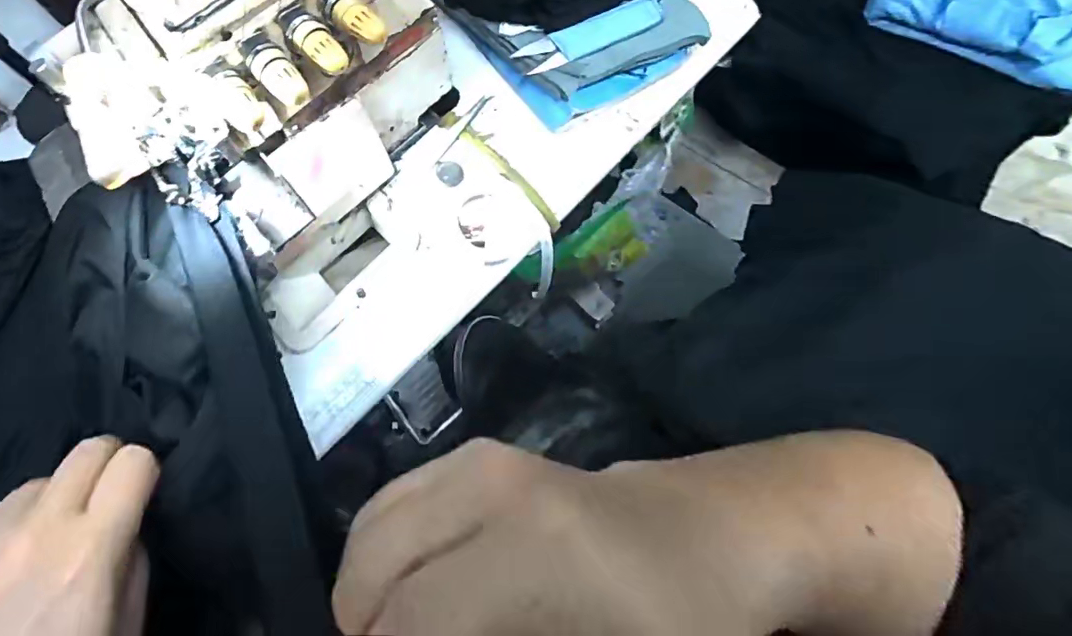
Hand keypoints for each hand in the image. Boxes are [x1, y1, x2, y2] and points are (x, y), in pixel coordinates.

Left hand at [0, 437, 158, 635]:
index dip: (142, 474)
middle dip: (104, 469)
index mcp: (87, 553)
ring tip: (40, 560)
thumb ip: (132, 572)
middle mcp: (31, 534)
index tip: (139, 497)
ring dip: (49, 508)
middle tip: (102, 509)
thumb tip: (125, 530)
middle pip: (86, 449)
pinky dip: (2, 547)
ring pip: (32, 487)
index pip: (133, 458)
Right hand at [334, 432, 961, 635]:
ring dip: (364, 591)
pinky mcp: (474, 452)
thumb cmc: (682, 622)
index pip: (408, 619)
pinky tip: (407, 593)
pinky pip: (395, 501)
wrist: (710, 531)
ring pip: (373, 525)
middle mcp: (486, 485)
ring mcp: (476, 457)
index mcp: (528, 549)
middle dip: (362, 628)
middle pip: (373, 563)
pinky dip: (382, 552)